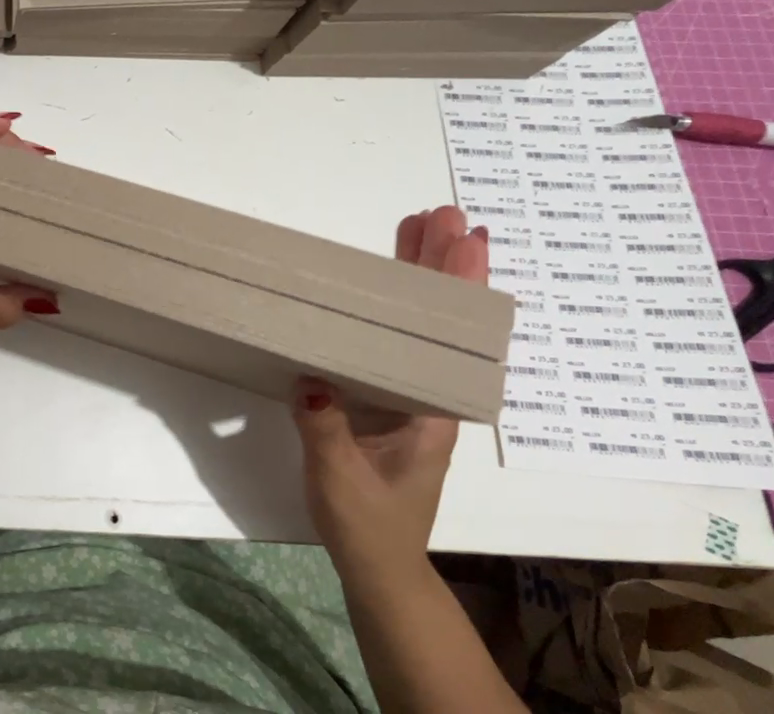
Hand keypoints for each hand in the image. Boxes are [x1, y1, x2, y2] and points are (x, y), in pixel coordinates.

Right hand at [293, 205, 488, 576]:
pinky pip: (394, 343)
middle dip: (443, 266)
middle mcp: (429, 395)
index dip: (460, 286)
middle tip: (440, 213)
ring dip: (420, 278)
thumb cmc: (368, 522)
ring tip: (417, 229)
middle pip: (445, 320)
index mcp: (433, 410)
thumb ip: (326, 429)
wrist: (377, 560)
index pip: (454, 336)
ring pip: (422, 327)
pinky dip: (392, 308)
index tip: (464, 238)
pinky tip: (381, 287)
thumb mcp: (342, 478)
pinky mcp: (382, 402)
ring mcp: (407, 396)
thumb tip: (309, 377)